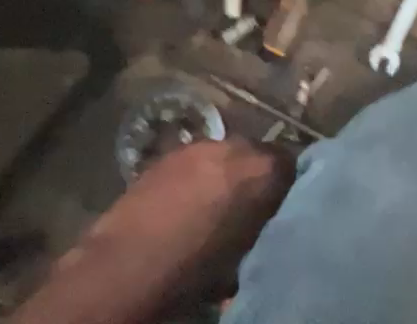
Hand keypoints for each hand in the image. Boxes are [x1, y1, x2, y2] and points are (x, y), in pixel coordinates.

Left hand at [11, 139, 292, 323]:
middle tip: (253, 208)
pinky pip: (196, 159)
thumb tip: (272, 216)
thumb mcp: (245, 253)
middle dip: (258, 175)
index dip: (289, 185)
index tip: (284, 205)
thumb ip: (265, 221)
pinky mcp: (167, 153)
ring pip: (226, 154)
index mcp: (262, 169)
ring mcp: (197, 145)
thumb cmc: (194, 271)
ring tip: (218, 205)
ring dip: (227, 173)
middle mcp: (234, 145)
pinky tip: (189, 201)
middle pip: (259, 153)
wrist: (124, 269)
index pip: (292, 163)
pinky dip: (199, 174)